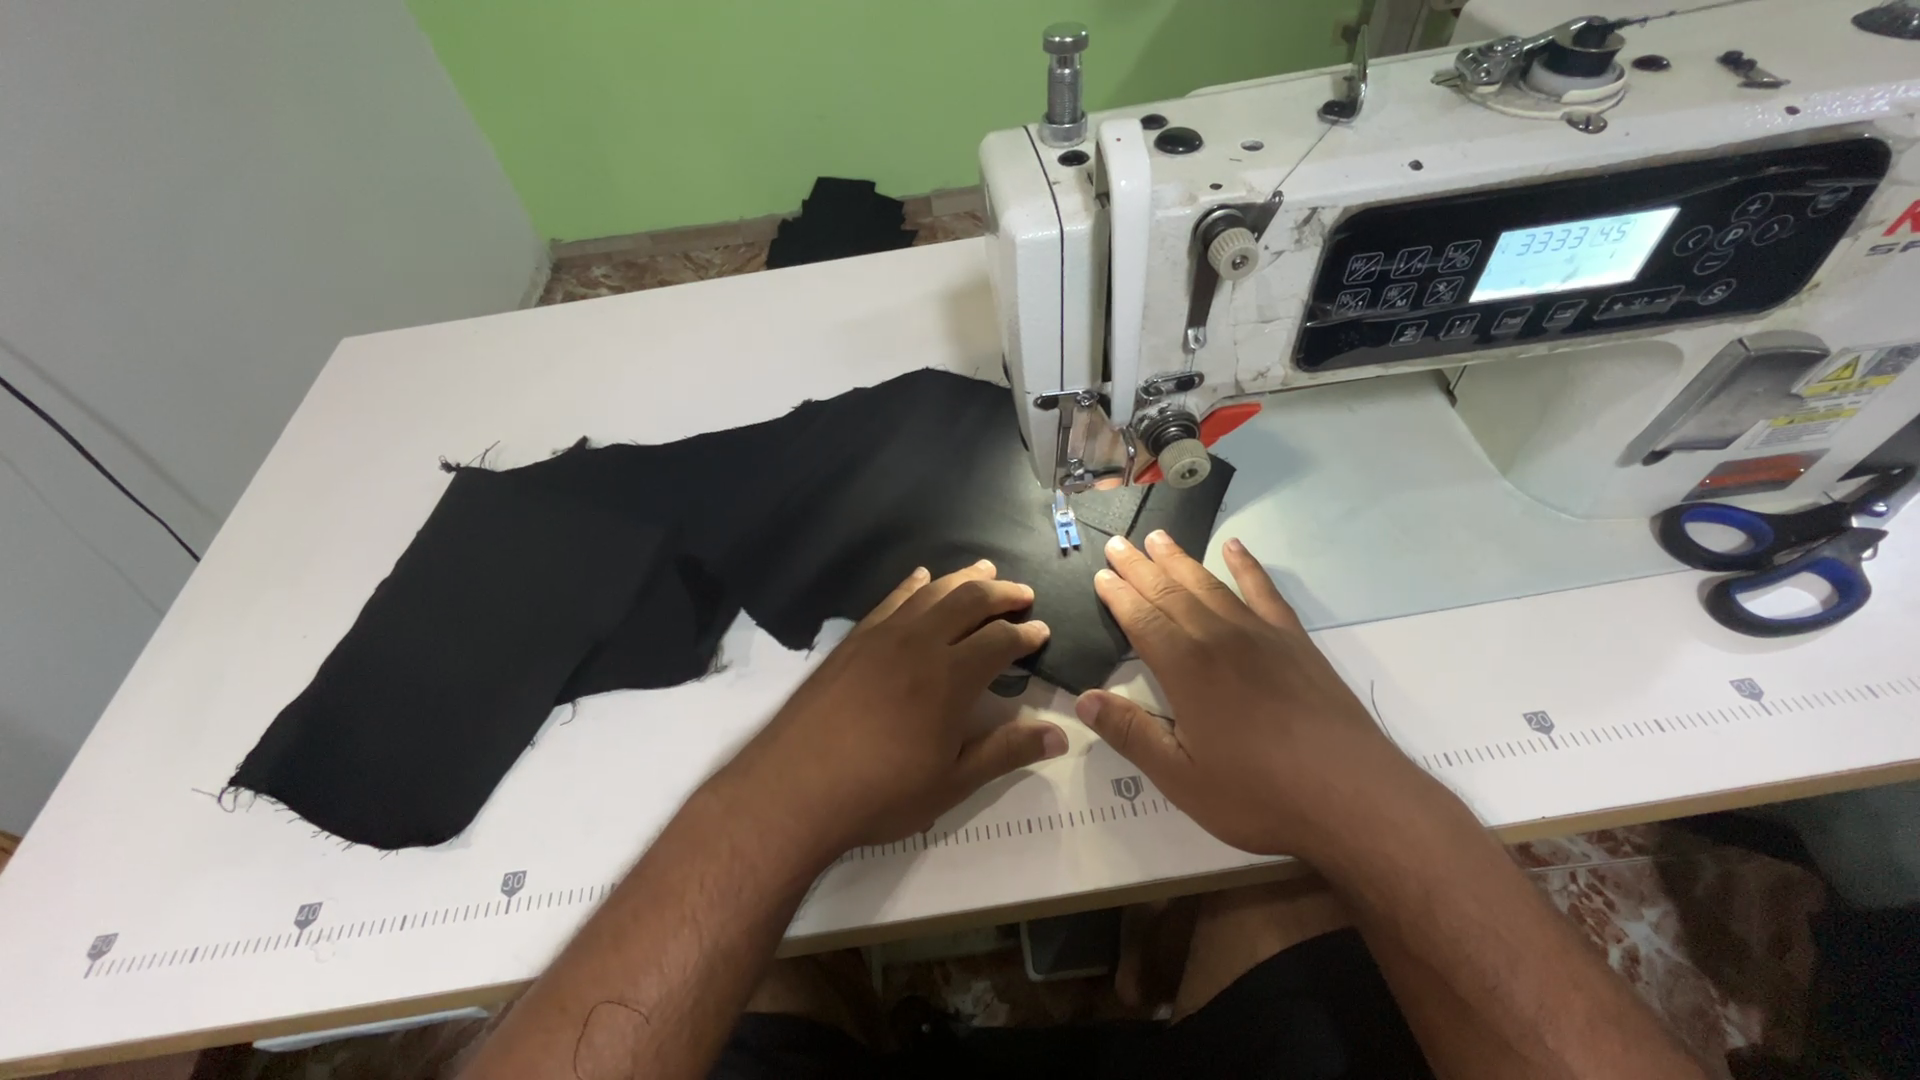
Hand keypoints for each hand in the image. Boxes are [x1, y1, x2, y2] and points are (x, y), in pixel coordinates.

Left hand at [722, 560, 1065, 854]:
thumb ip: (1005, 752)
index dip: (1026, 634)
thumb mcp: (952, 782)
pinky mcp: (853, 641)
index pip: (1000, 641)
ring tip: (984, 571)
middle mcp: (920, 644)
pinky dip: (912, 585)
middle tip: (1023, 595)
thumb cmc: (880, 793)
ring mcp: (882, 637)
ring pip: (930, 592)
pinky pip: (890, 600)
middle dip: (1002, 594)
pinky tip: (920, 578)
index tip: (1041, 633)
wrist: (794, 788)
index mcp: (951, 678)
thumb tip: (1059, 734)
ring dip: (962, 579)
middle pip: (969, 602)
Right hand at [1075, 531, 1428, 858]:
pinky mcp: (1296, 643)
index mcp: (1187, 670)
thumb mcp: (1180, 777)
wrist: (1353, 796)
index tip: (1100, 575)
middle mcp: (1220, 640)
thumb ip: (1131, 734)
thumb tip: (1084, 700)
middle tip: (1117, 544)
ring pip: (1211, 586)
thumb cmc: (1258, 794)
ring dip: (1181, 561)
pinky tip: (1235, 549)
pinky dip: (1247, 567)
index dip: (1118, 596)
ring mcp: (1262, 636)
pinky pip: (1265, 593)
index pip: (1142, 620)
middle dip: (1140, 568)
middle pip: (1171, 593)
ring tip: (1159, 538)